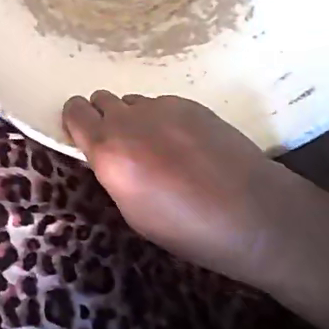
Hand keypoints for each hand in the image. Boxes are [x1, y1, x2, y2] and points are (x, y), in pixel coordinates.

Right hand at [62, 91, 303, 283]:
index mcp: (108, 150)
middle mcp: (128, 120)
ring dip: (136, 120)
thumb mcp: (132, 211)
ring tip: (161, 149)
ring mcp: (161, 108)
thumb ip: (111, 172)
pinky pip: (162, 105)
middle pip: (101, 99)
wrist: (254, 214)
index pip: (74, 111)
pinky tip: (188, 146)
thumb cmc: (188, 229)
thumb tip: (107, 155)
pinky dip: (165, 120)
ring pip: (133, 103)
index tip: (86, 138)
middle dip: (105, 118)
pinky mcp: (190, 104)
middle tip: (125, 146)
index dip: (77, 122)